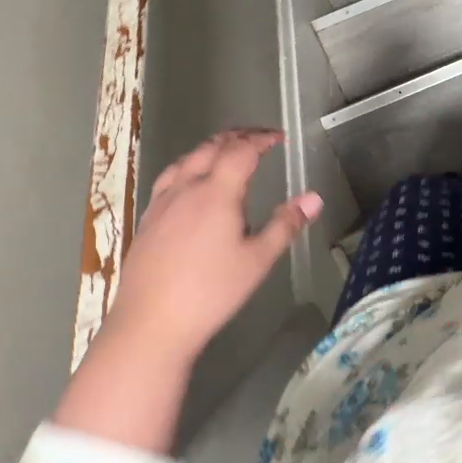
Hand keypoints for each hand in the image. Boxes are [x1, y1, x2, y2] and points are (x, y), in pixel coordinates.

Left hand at [55, 129, 319, 455]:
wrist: (150, 325)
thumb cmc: (211, 292)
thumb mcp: (258, 260)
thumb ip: (285, 224)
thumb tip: (314, 198)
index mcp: (216, 193)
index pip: (240, 152)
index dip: (261, 139)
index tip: (279, 137)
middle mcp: (186, 190)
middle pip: (210, 148)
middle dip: (236, 137)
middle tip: (257, 138)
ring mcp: (162, 205)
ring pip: (185, 160)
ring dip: (210, 148)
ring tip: (225, 151)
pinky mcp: (147, 222)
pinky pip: (169, 179)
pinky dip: (188, 167)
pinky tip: (190, 184)